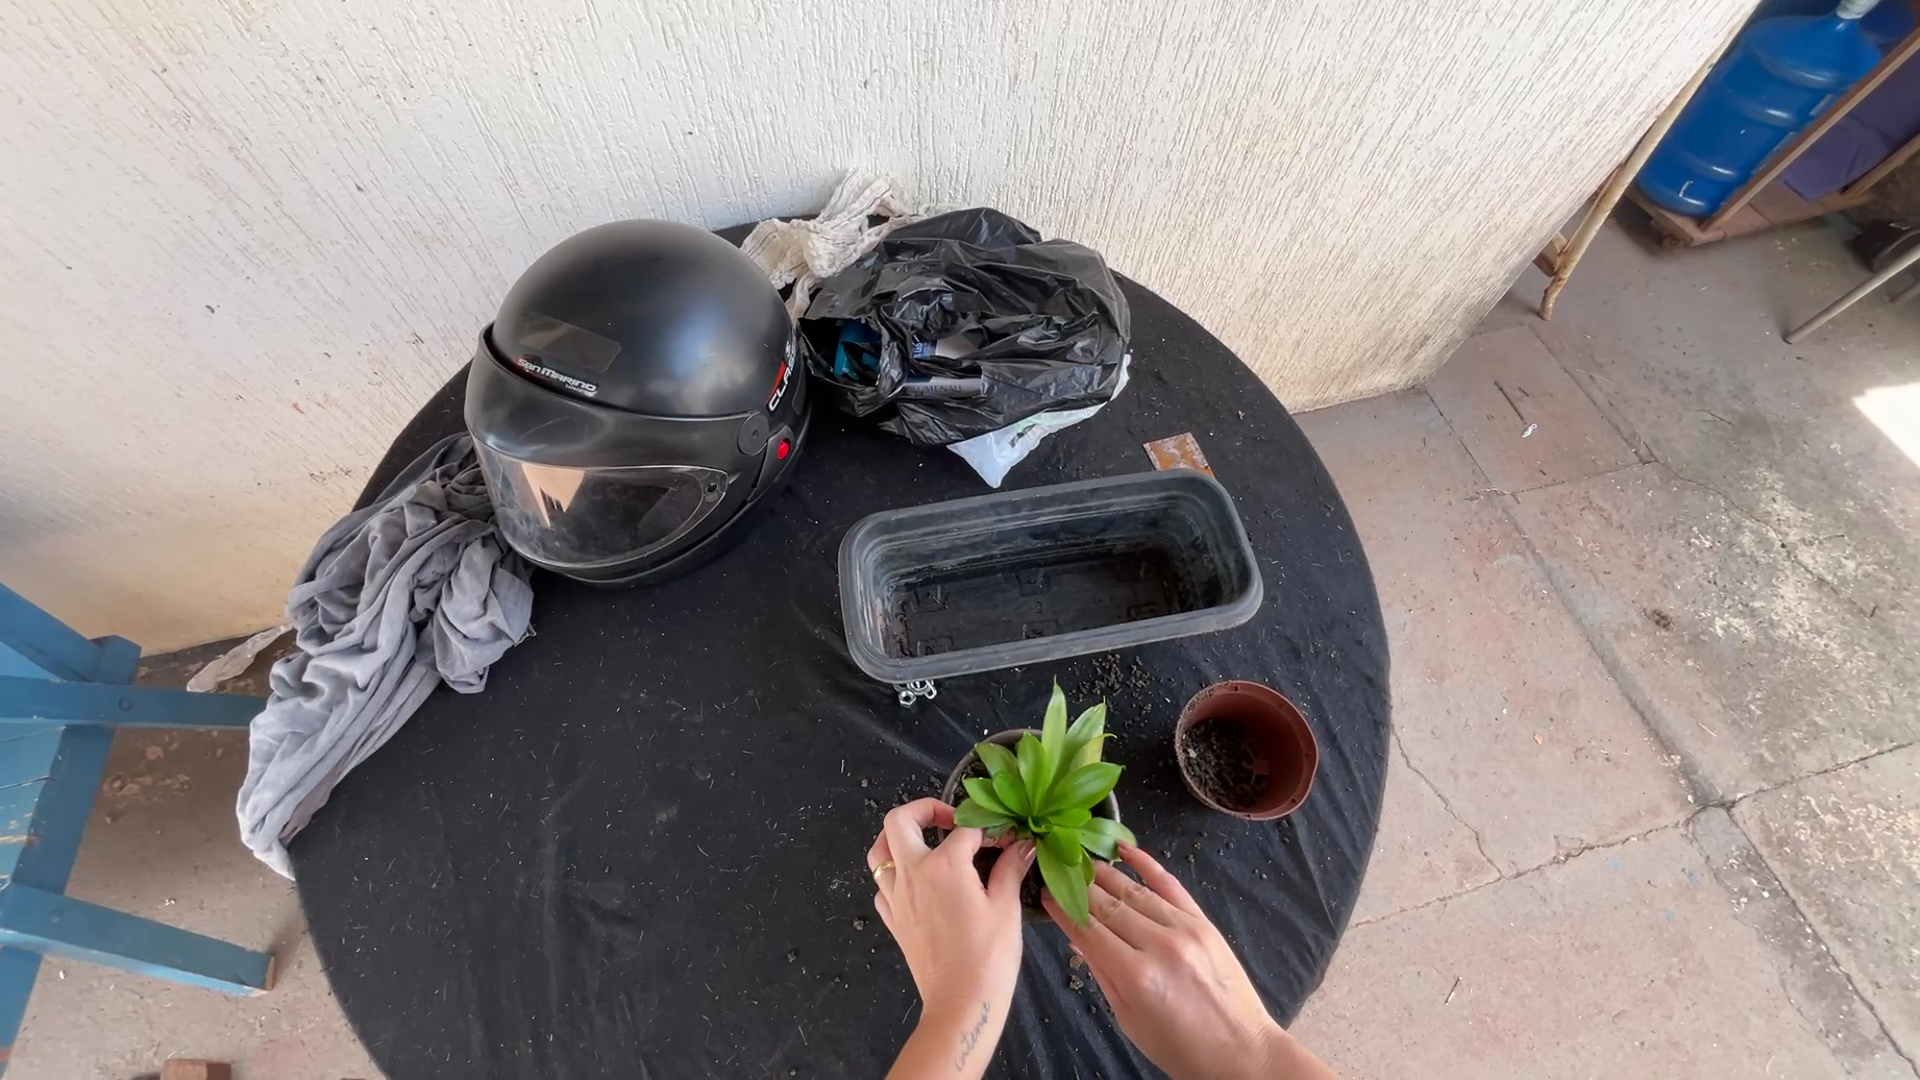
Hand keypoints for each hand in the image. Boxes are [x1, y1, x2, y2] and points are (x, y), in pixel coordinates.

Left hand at [868, 799, 1033, 1078]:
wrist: (960, 1006)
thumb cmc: (988, 956)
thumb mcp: (1006, 907)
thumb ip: (1010, 868)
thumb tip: (1022, 844)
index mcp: (943, 864)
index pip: (965, 829)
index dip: (988, 828)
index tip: (1005, 837)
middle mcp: (913, 873)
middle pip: (899, 821)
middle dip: (923, 809)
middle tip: (949, 820)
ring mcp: (897, 897)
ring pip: (879, 851)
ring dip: (898, 838)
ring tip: (924, 842)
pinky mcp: (892, 919)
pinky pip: (882, 885)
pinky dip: (895, 875)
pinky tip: (917, 883)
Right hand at [1044, 844, 1338, 1079]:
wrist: (1244, 1054)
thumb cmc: (1181, 1049)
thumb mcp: (1130, 1021)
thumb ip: (1102, 974)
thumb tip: (1076, 937)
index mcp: (1135, 976)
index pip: (1087, 929)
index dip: (1062, 909)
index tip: (1044, 893)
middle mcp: (1158, 944)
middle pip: (1106, 904)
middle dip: (1077, 885)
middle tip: (1056, 869)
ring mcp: (1183, 928)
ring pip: (1132, 890)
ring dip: (1103, 873)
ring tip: (1081, 861)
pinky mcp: (1202, 921)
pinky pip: (1169, 883)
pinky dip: (1145, 862)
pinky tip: (1124, 848)